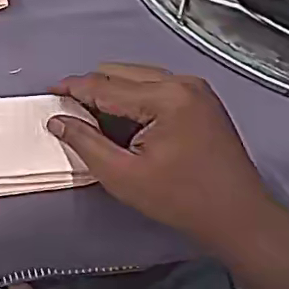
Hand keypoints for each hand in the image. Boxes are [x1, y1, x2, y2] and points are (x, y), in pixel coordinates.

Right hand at [48, 64, 288, 288]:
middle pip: (121, 73)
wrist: (238, 216)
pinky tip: (123, 120)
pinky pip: (156, 86)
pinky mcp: (202, 100)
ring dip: (112, 91)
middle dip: (91, 88)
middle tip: (68, 109)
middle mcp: (183, 83)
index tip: (50, 92)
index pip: (105, 85)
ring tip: (91, 116)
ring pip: (138, 76)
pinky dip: (134, 97)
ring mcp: (196, 89)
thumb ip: (85, 143)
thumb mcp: (122, 175)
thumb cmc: (180, 200)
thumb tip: (58, 120)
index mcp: (165, 98)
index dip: (73, 88)